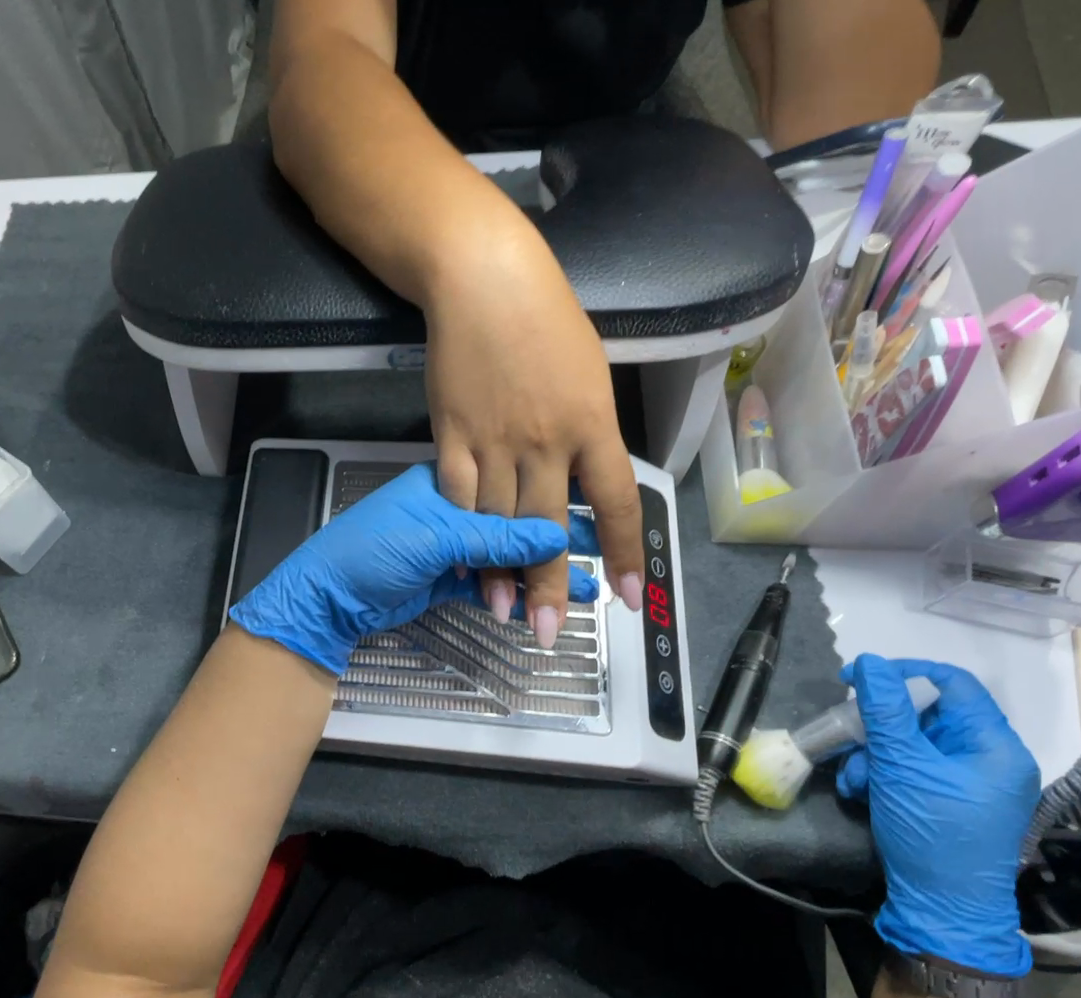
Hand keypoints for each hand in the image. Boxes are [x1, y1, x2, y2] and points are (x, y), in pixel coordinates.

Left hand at [229, 464, 598, 673]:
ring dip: (539, 574)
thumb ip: (493, 538)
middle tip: (599, 556)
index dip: (550, 503)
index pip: (511, 487)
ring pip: (505, 559)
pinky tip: (539, 604)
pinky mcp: (445, 580)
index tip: (591, 518)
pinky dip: (511, 595)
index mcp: (448, 482)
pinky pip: (487, 585)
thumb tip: (554, 537)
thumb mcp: (433, 538)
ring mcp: (450, 547)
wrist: (326, 597)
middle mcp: (454, 510)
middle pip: (514, 524)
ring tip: (582, 588)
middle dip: (555, 543)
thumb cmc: (371, 551)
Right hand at [425, 257, 643, 644]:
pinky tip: (461, 561)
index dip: (625, 553)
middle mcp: (546, 440)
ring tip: (504, 612)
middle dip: (550, 583)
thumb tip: (586, 477)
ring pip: (496, 519)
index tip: (630, 597)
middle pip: (548, 525)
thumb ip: (589, 430)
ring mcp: (494, 439)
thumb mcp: (587, 371)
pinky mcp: (450, 434)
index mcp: (592, 421)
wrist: (483, 281)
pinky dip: (460, 532)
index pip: (615, 501)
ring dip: (499, 570)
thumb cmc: (544, 318)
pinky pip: (458, 495)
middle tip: (551, 632)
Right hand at [837, 655, 1040, 976]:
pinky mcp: (949, 799)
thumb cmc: (931, 831)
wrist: (942, 906)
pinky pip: (911, 767)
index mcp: (993, 746)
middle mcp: (988, 758)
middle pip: (926, 714)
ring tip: (855, 778)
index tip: (853, 679)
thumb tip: (869, 661)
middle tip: (846, 735)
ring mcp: (970, 781)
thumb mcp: (901, 766)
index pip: (952, 684)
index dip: (902, 673)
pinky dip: (882, 772)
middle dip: (878, 725)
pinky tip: (863, 791)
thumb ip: (885, 710)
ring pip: (911, 742)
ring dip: (873, 752)